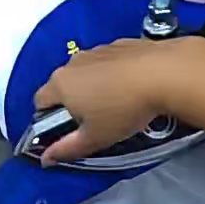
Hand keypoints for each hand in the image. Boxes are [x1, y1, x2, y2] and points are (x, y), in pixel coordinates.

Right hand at [32, 37, 201, 164]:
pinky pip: (107, 61)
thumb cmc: (122, 110)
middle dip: (72, 101)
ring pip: (85, 71)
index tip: (69, 129)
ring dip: (93, 85)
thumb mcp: (95, 138)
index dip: (49, 119)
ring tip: (118, 101)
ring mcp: (96, 49)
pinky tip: (132, 84)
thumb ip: (66, 149)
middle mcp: (72, 63)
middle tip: (95, 120)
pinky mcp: (119, 43)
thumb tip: (44, 159)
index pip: (39, 102)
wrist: (165, 73)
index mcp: (59, 85)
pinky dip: (113, 72)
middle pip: (62, 85)